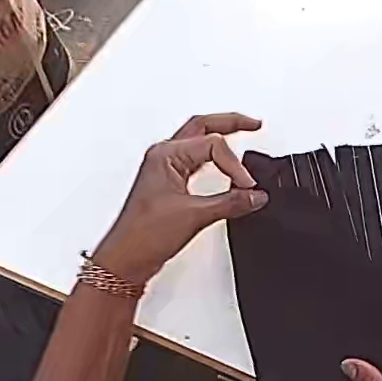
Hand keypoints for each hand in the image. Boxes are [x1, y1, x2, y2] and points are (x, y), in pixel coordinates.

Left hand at [88, 114, 266, 284]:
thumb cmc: (144, 234)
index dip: (235, 166)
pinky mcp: (168, 182)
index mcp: (167, 155)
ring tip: (242, 132)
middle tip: (255, 124)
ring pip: (197, 138)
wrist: (126, 258)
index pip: (213, 146)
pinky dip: (213, 156)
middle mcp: (164, 156)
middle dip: (231, 122)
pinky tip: (223, 163)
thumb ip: (231, 202)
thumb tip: (255, 195)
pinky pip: (194, 158)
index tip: (247, 186)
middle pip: (203, 126)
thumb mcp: (195, 215)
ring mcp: (165, 168)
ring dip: (220, 134)